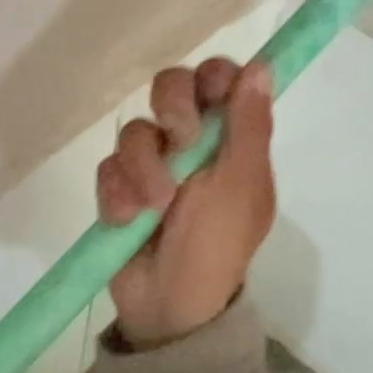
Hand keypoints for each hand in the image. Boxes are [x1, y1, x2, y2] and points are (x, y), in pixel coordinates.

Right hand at [95, 57, 275, 346]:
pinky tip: (127, 220)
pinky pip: (108, 166)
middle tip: (180, 142)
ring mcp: (153, 163)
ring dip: (142, 168)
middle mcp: (193, 142)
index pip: (221, 79)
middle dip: (172, 110)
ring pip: (135, 129)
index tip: (210, 97)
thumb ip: (249, 126)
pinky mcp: (120, 187)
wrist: (169, 306)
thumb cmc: (217, 247)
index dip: (213, 78)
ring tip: (152, 208)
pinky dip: (117, 193)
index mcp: (232, 140)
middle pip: (171, 86)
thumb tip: (264, 66)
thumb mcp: (241, 187)